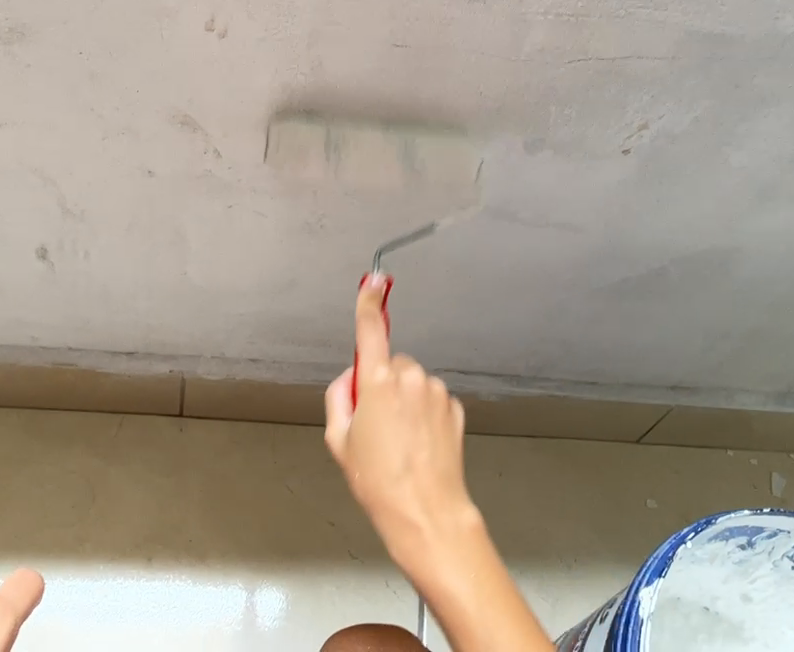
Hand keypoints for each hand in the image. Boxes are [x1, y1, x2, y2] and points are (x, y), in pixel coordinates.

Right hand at [322, 278, 552, 651]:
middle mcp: (410, 376)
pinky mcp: (455, 406)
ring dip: (404, 400)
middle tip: (375, 425)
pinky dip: (423, 413)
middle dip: (381, 383)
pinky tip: (419, 443)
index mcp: (377, 380)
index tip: (372, 281)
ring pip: (412, 382)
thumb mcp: (339, 440)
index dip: (369, 302)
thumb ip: (338, 397)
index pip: (370, 330)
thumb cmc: (378, 480)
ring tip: (400, 442)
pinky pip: (431, 399)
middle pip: (390, 364)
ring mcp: (436, 391)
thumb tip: (350, 379)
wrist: (426, 513)